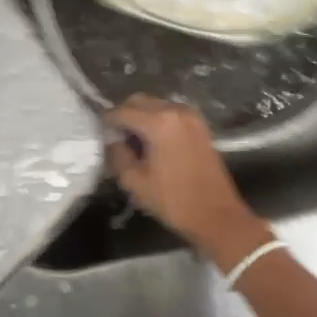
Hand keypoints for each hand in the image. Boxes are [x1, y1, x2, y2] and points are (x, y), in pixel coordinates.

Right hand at [106, 95, 271, 269]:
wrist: (216, 214)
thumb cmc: (173, 200)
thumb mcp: (135, 181)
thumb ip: (118, 155)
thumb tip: (113, 140)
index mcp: (159, 122)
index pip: (122, 112)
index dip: (107, 122)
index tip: (99, 136)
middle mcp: (176, 111)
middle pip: (140, 101)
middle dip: (124, 116)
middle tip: (115, 139)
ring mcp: (192, 117)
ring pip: (156, 106)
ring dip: (141, 118)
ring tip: (134, 144)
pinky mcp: (200, 126)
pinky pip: (171, 115)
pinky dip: (158, 122)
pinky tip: (153, 145)